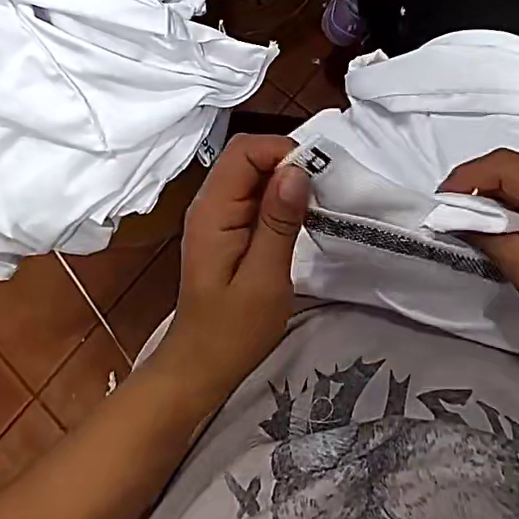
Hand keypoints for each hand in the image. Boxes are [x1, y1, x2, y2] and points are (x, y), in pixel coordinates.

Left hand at [160, 135, 309, 399]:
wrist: (201, 366)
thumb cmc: (232, 331)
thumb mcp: (264, 279)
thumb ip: (279, 222)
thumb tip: (296, 172)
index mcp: (213, 211)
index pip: (245, 151)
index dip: (282, 152)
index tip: (314, 178)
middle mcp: (210, 203)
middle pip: (248, 155)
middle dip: (287, 161)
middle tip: (318, 191)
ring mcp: (218, 214)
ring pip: (255, 171)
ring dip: (286, 178)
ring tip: (312, 205)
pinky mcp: (230, 225)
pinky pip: (257, 192)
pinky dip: (281, 195)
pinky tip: (298, 217)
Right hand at [440, 149, 518, 373]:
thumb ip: (489, 235)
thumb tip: (458, 215)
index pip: (506, 166)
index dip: (468, 177)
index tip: (442, 200)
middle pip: (514, 169)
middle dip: (480, 189)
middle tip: (454, 217)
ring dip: (497, 199)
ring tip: (477, 227)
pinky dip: (516, 205)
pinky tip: (506, 229)